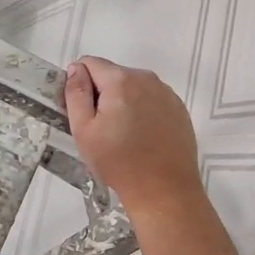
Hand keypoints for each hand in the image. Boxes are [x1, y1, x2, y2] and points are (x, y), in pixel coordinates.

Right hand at [63, 57, 201, 217]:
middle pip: (112, 74)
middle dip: (102, 93)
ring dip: (123, 101)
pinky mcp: (179, 108)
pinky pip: (151, 99)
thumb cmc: (118, 162)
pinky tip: (142, 137)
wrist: (165, 191)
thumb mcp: (84, 129)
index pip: (89, 63)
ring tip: (124, 135)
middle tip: (102, 128)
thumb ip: (75, 93)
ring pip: (132, 86)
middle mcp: (146, 79)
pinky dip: (142, 110)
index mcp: (121, 80)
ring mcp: (166, 93)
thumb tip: (75, 68)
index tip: (84, 112)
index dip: (80, 84)